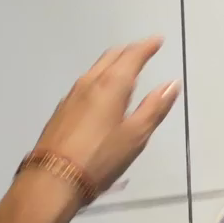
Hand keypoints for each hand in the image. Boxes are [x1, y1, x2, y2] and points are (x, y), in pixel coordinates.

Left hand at [30, 36, 180, 198]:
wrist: (51, 182)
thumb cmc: (100, 158)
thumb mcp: (135, 136)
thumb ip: (155, 107)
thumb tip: (172, 83)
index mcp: (112, 84)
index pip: (133, 55)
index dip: (147, 46)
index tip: (158, 40)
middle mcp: (91, 81)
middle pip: (113, 56)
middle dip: (130, 50)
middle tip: (143, 51)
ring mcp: (72, 94)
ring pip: (97, 67)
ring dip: (114, 62)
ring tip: (125, 69)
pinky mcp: (61, 109)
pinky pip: (86, 82)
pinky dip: (100, 77)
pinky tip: (101, 93)